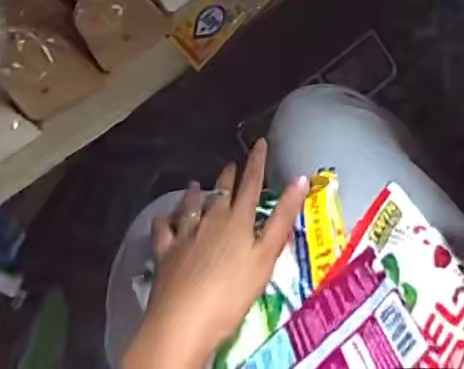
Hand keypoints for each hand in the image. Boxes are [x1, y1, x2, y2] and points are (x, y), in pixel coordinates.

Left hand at [123, 139, 307, 368]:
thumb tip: (300, 179)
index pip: (251, 183)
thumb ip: (282, 218)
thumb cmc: (231, 293)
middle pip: (222, 191)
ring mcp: (186, 234)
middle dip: (228, 176)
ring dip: (195, 193)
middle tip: (231, 165)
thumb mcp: (265, 258)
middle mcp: (211, 218)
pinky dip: (164, 220)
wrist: (183, 321)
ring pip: (191, 205)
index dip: (257, 162)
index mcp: (237, 219)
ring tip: (195, 183)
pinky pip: (163, 229)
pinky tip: (162, 216)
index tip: (260, 142)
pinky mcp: (166, 252)